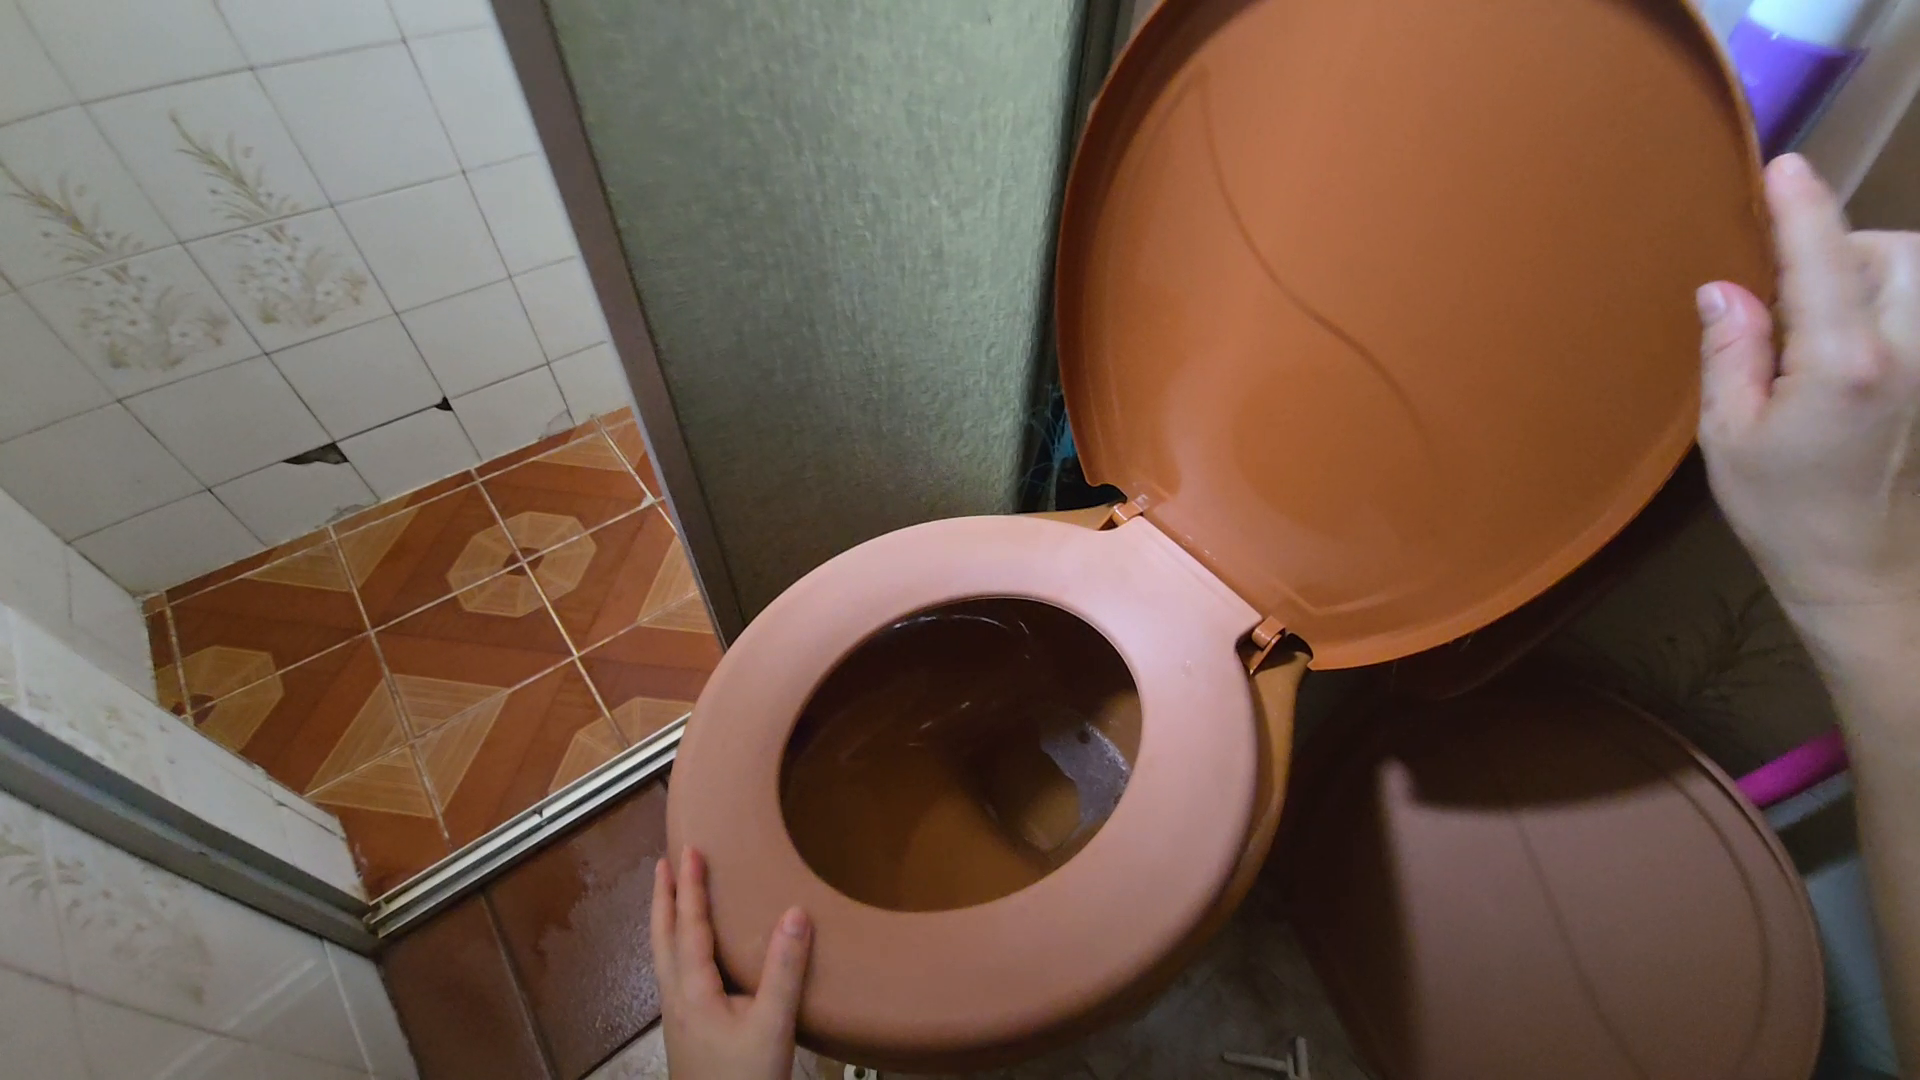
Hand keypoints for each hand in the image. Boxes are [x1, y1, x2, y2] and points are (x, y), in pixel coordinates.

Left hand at [652, 847, 811, 1079]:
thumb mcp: (772, 1026)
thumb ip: (784, 970)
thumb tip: (795, 912)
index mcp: (693, 991)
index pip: (689, 927)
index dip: (690, 887)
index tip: (690, 850)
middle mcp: (677, 1000)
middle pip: (663, 939)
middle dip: (664, 899)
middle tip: (664, 863)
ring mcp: (679, 1018)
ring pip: (664, 957)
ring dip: (666, 920)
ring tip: (671, 896)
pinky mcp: (687, 1032)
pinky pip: (673, 972)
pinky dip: (675, 945)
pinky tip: (690, 953)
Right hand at [1696, 153, 1919, 628]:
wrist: (1858, 556)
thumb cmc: (1777, 503)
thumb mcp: (1727, 434)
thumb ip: (1732, 355)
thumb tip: (1723, 290)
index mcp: (1845, 366)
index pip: (1826, 266)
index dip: (1803, 212)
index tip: (1784, 168)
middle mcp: (1909, 349)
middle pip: (1894, 255)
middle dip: (1838, 248)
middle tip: (1776, 286)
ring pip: (1915, 273)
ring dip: (1861, 270)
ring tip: (1802, 312)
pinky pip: (1912, 304)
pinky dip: (1874, 295)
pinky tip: (1831, 332)